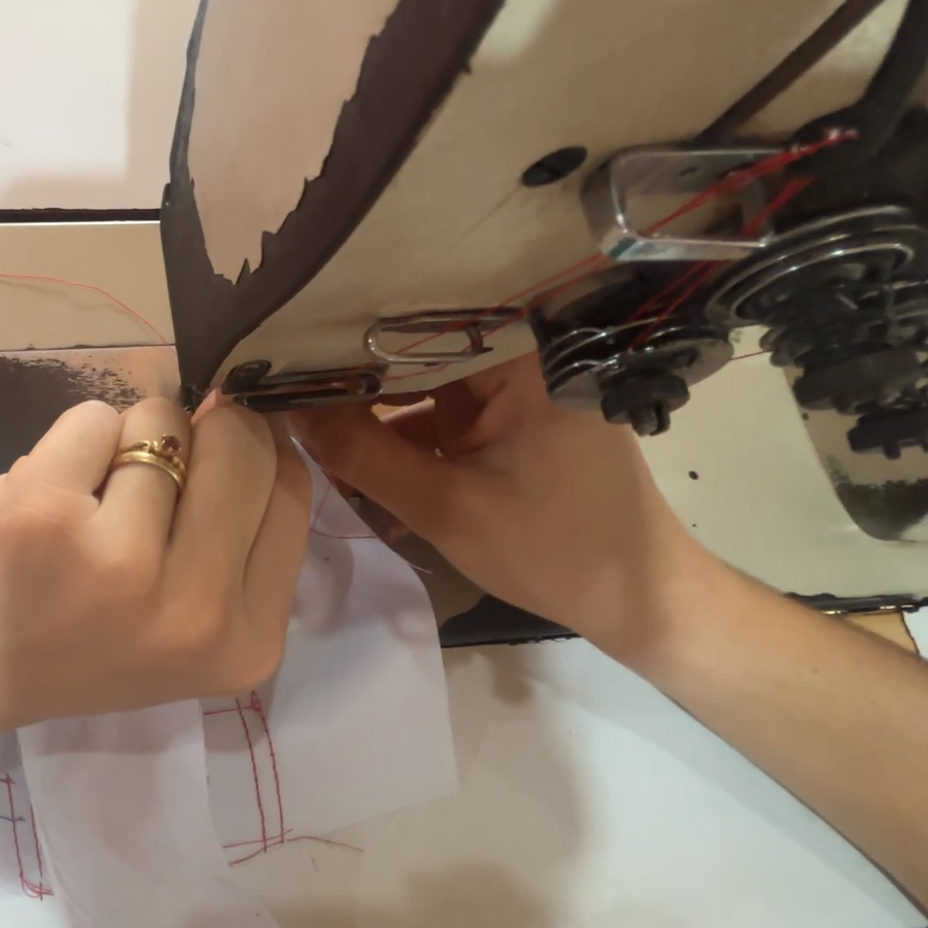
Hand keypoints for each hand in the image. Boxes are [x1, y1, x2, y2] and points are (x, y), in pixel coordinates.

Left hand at [0, 397, 310, 745]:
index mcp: (245, 640)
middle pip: (241, 442)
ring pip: (162, 419)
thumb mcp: (179, 625)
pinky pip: (94, 416)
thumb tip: (242, 408)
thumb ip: (228, 536)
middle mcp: (196, 610)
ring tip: (80, 512)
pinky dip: (68, 443)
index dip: (251, 455)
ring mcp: (118, 561)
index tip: (208, 461)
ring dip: (121, 445)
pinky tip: (39, 503)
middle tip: (136, 485)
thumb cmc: (64, 643)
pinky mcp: (43, 513)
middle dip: (194, 436)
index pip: (291, 490)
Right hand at [291, 355, 712, 657]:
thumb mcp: (444, 506)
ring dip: (377, 425)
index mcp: (526, 361)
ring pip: (425, 393)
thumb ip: (363, 456)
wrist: (634, 601)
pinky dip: (406, 448)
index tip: (294, 354)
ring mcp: (516, 398)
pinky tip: (365, 477)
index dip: (356, 338)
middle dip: (359, 388)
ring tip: (319, 445)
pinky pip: (442, 423)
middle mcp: (523, 364)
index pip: (423, 327)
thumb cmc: (551, 549)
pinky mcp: (510, 429)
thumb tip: (293, 411)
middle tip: (293, 401)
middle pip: (420, 356)